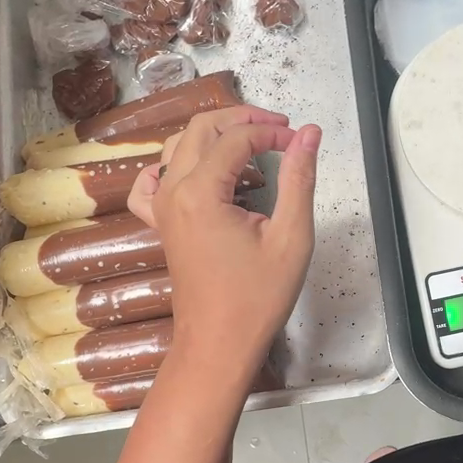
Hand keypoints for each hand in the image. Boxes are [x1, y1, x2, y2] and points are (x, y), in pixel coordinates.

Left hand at [126, 105, 319, 377]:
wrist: (219, 343)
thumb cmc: (258, 297)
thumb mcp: (291, 236)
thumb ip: (299, 178)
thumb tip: (308, 135)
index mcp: (201, 192)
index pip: (238, 138)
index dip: (273, 132)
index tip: (300, 141)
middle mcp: (173, 190)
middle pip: (203, 129)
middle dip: (244, 120)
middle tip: (280, 129)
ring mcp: (161, 207)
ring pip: (180, 146)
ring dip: (216, 135)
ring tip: (253, 143)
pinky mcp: (161, 223)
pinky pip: (154, 180)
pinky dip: (176, 164)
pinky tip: (197, 170)